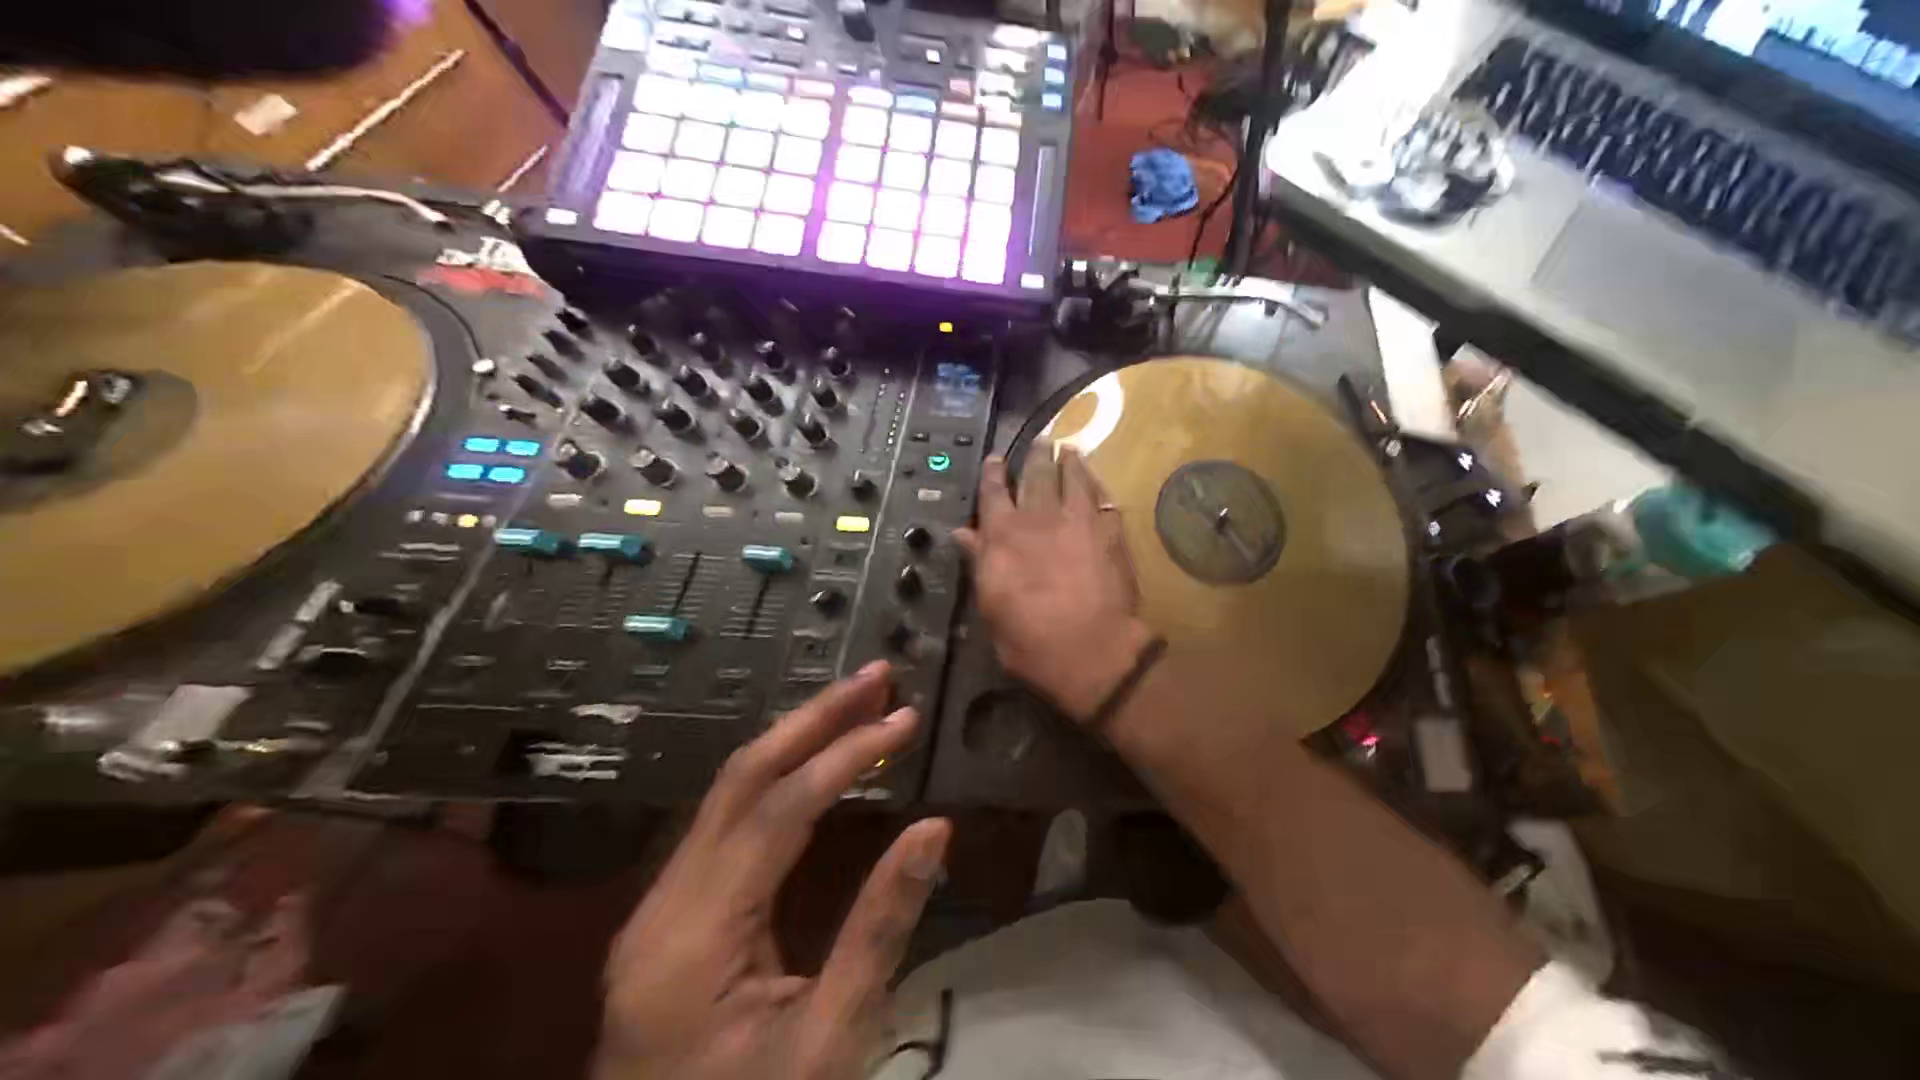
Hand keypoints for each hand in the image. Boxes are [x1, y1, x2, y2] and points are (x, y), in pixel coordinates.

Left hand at [596, 663, 951, 1079]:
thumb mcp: (831, 1041)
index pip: (777, 814)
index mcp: (694, 940)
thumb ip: (880, 930)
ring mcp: (658, 903)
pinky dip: (779, 775)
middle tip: (876, 676)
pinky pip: (726, 818)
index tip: (904, 719)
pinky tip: (816, 757)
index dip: (844, 757)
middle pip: (740, 779)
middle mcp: (663, 902)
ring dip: (795, 737)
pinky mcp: (670, 909)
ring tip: (855, 701)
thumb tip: (934, 830)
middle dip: (814, 719)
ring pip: (728, 790)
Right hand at [954, 442, 1154, 722]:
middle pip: (1036, 476)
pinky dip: (1097, 485)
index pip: (993, 493)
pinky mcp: (1110, 534)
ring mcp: (1079, 522)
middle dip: (1035, 456)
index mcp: (1004, 536)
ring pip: (1073, 479)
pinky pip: (1103, 499)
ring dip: (1070, 462)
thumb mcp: (990, 605)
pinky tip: (1097, 481)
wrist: (1090, 651)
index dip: (992, 473)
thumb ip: (979, 562)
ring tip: (1069, 449)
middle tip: (1039, 441)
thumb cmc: (1029, 639)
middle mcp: (1039, 519)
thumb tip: (963, 533)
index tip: (994, 458)